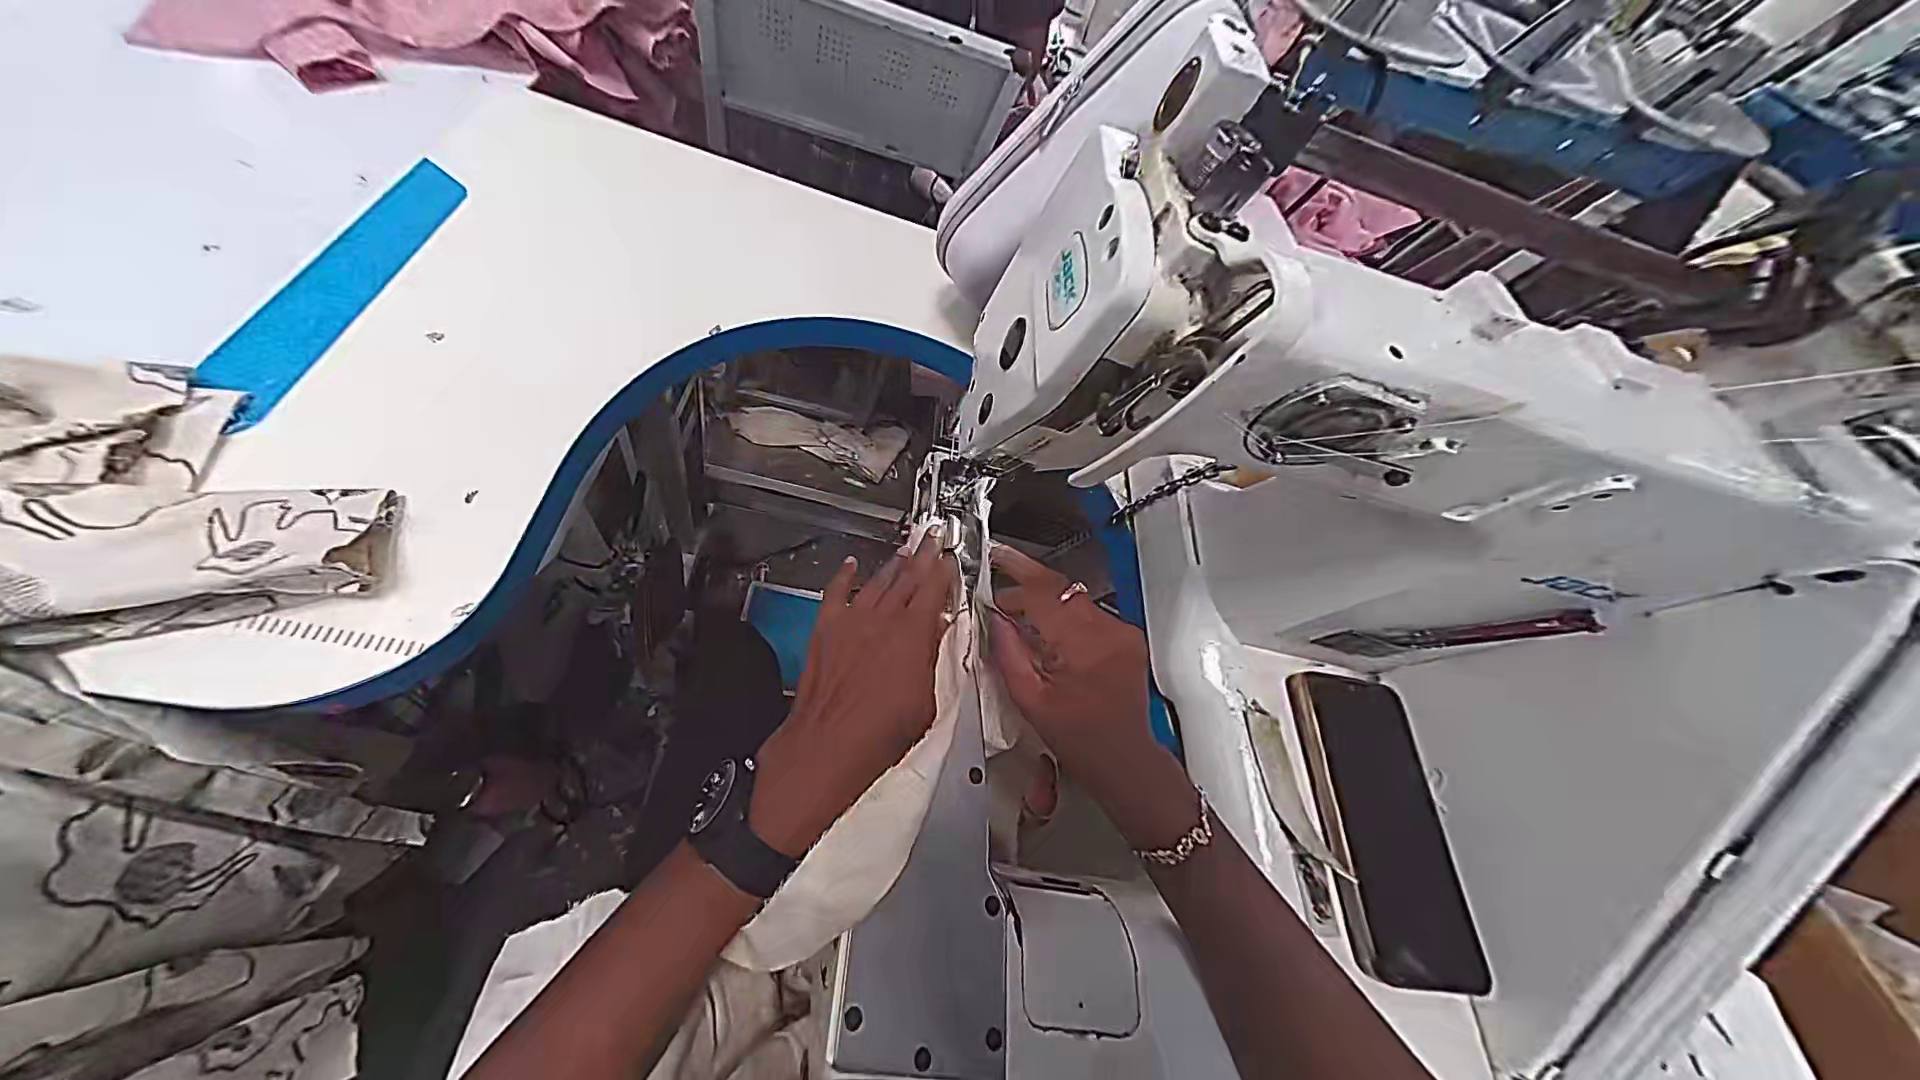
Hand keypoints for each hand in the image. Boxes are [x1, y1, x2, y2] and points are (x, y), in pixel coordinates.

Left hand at [750, 532, 957, 857]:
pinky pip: (836, 592)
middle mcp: (882, 619)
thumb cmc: (879, 731)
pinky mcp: (827, 629)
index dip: (944, 571)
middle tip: (931, 538)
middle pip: (908, 577)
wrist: (829, 743)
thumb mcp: (926, 700)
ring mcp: (852, 621)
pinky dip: (844, 576)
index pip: (934, 589)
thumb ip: (931, 661)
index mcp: (913, 634)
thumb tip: (935, 640)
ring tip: (905, 551)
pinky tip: (850, 566)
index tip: (949, 559)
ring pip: (877, 582)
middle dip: (923, 556)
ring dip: (893, 565)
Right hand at [987, 543, 1193, 848]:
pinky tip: (1045, 634)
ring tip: (1016, 618)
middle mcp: (1110, 632)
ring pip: (1073, 599)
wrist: (1125, 759)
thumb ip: (1009, 653)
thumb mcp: (1031, 700)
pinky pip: (1087, 613)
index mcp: (1085, 647)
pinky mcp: (1127, 636)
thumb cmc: (1082, 740)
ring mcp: (1122, 632)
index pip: (1045, 593)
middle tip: (997, 589)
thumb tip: (994, 618)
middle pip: (1060, 589)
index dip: (1015, 575)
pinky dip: (1063, 617)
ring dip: (1043, 603)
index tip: (994, 560)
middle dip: (1025, 587)